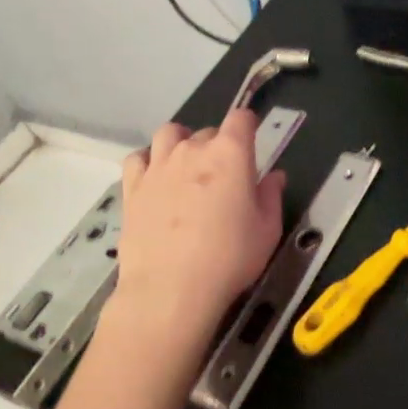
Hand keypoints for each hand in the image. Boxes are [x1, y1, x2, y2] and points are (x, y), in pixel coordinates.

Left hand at [111, 110, 284, 339]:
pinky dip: (148, 161)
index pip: (240, 119)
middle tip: (225, 175)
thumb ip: (271, 196)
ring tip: (187, 165)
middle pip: (207, 131)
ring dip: (181, 142)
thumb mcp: (267, 231)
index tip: (253, 136)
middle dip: (219, 145)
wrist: (170, 289)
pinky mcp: (132, 188)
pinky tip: (155, 178)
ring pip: (168, 134)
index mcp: (230, 154)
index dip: (249, 124)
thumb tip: (274, 176)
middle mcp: (192, 150)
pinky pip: (137, 158)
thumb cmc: (229, 258)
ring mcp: (158, 167)